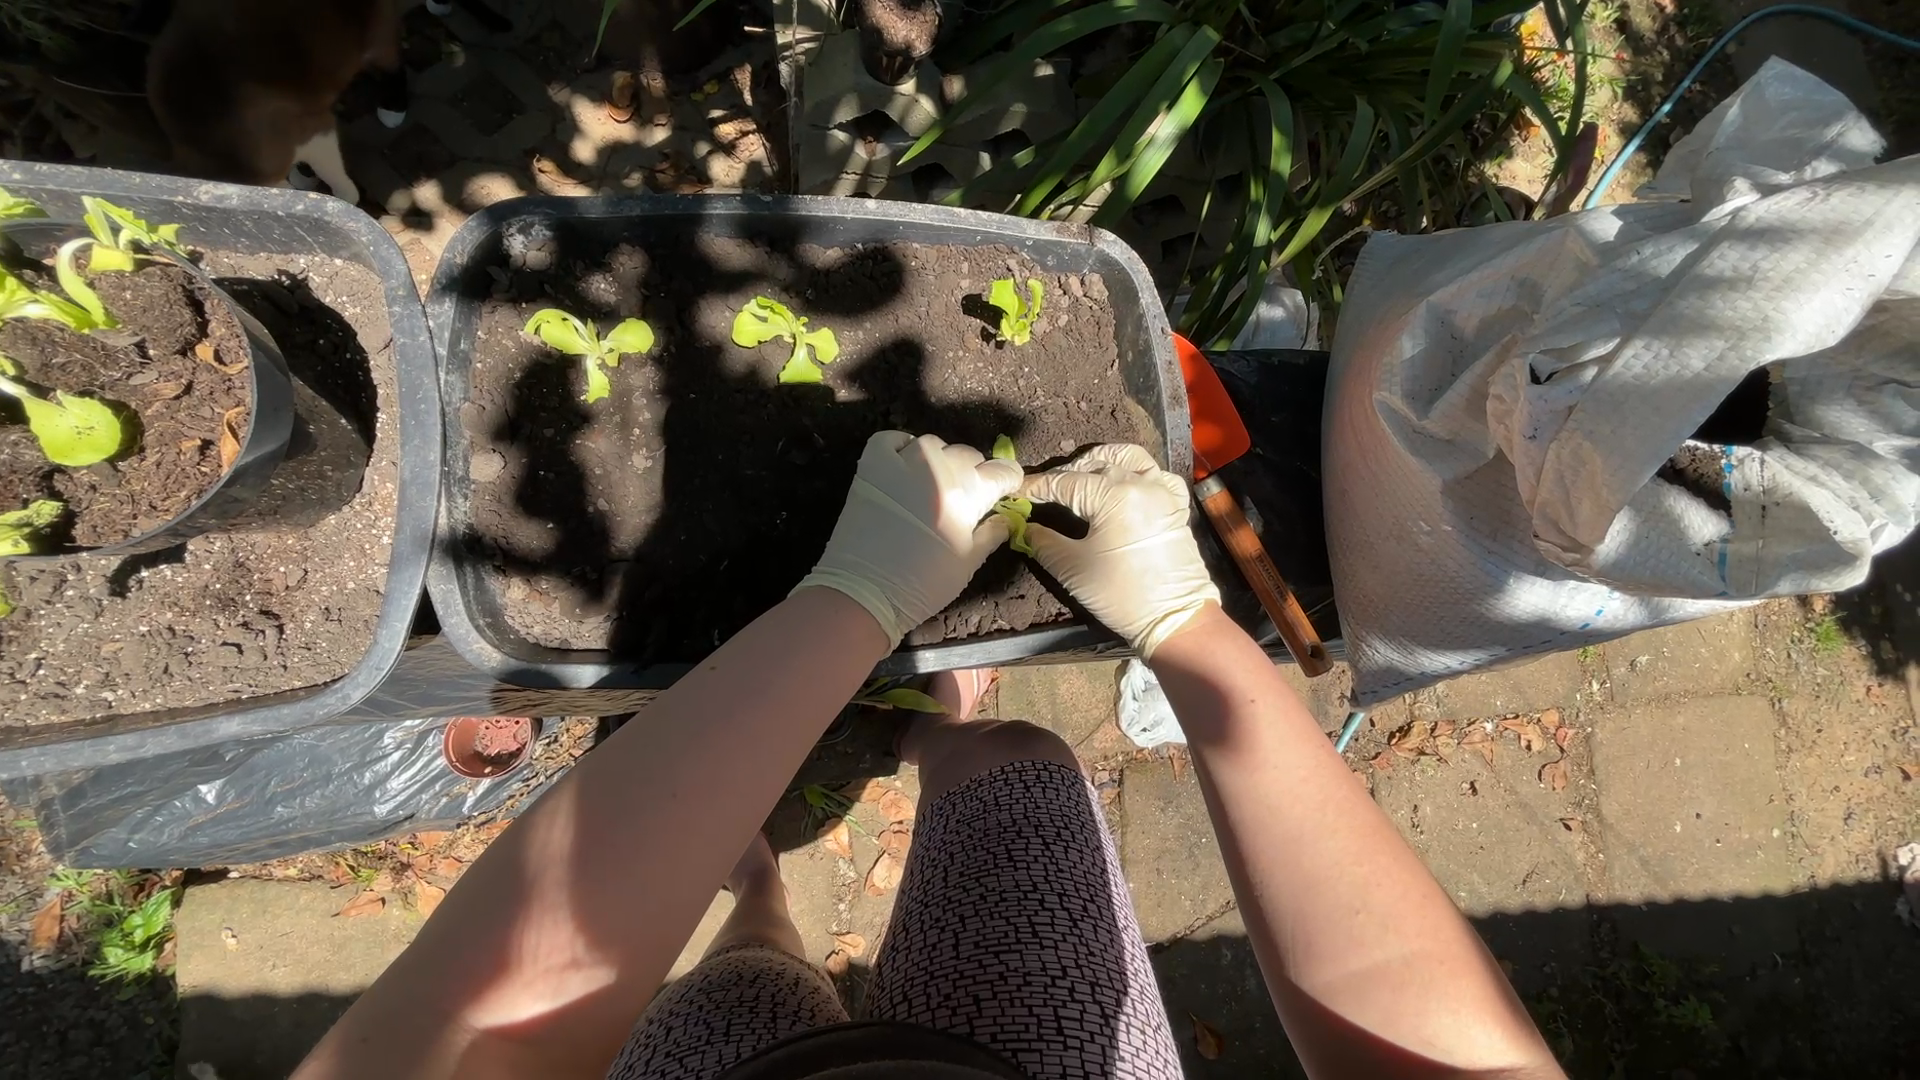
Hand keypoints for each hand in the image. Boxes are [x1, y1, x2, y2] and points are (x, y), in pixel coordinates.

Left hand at [797, 431, 1021, 647]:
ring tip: (936, 482)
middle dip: (974, 472)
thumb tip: (1006, 517)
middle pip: (968, 455)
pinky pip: (892, 440)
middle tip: (967, 495)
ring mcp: (902, 463)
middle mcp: (937, 470)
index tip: (1005, 489)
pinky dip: (902, 446)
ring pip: (933, 445)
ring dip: (941, 459)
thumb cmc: (923, 584)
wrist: (865, 591)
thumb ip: (991, 534)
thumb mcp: (968, 564)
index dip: (1008, 480)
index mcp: (965, 495)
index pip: (1001, 472)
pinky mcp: (871, 466)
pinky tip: (906, 465)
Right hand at [1021, 444, 1219, 658]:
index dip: (1037, 487)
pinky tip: (1127, 483)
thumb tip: (1025, 526)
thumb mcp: (1071, 569)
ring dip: (1104, 460)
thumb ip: (1043, 541)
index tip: (1016, 491)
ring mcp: (1164, 492)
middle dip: (1066, 474)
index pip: (1065, 483)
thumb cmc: (1120, 594)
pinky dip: (1140, 472)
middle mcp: (1141, 483)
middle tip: (1045, 489)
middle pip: (1095, 465)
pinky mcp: (1177, 506)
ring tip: (1084, 472)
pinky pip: (1159, 475)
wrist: (1174, 619)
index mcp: (1113, 495)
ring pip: (1130, 458)